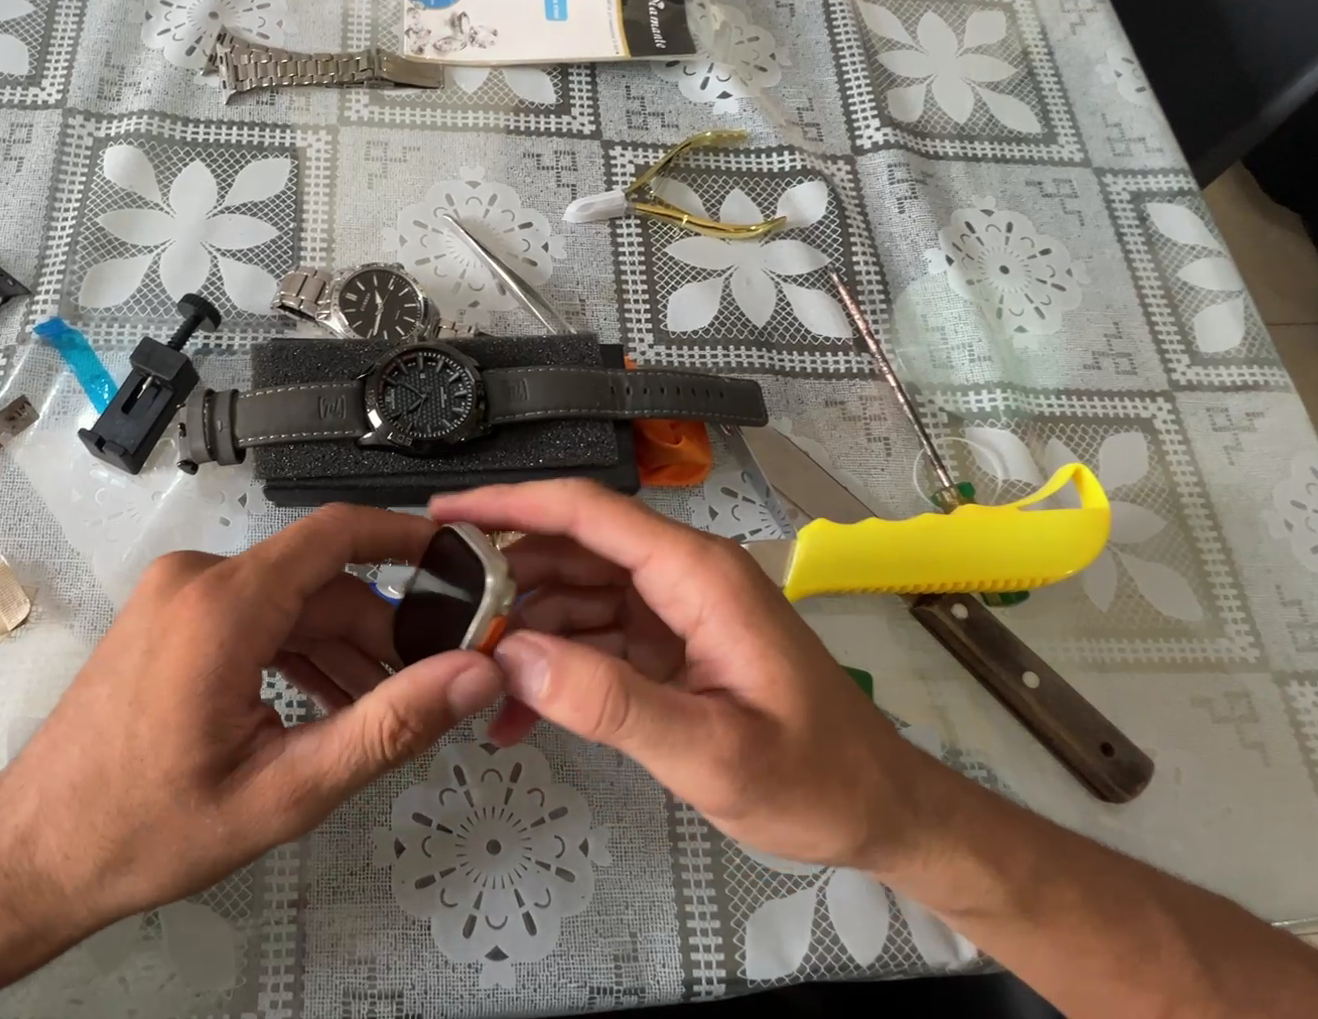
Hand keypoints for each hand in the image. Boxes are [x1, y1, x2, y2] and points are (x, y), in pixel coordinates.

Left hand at [0, 505, 503, 936]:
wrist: (35, 851)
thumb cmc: (148, 829)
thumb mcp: (286, 789)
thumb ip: (389, 726)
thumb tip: (474, 675)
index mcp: (223, 606)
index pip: (336, 534)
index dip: (406, 538)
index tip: (459, 562)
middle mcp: (197, 579)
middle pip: (321, 583)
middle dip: (378, 633)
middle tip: (425, 689)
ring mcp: (178, 594)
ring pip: (291, 603)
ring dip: (340, 651)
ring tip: (375, 713)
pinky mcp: (171, 616)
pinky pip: (256, 617)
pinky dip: (297, 653)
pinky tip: (324, 704)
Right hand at [431, 479, 958, 871]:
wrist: (878, 811)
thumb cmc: (815, 779)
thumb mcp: (712, 752)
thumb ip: (612, 704)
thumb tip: (514, 658)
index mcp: (697, 575)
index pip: (588, 513)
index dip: (509, 505)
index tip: (442, 515)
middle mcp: (680, 578)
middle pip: (569, 551)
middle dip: (502, 579)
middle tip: (440, 617)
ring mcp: (671, 610)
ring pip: (572, 595)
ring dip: (521, 632)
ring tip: (472, 676)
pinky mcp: (665, 644)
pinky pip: (591, 638)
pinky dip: (551, 667)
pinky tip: (516, 713)